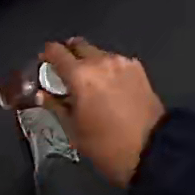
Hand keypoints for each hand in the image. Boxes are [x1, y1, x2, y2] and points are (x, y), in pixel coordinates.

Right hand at [39, 38, 166, 186]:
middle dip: (69, 54)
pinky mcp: (137, 67)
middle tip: (66, 72)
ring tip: (90, 82)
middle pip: (78, 45)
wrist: (152, 149)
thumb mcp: (74, 130)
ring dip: (90, 61)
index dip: (48, 54)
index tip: (44, 62)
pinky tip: (110, 86)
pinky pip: (115, 61)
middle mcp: (100, 60)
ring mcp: (121, 61)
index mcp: (80, 75)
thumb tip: (42, 93)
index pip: (56, 51)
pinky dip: (107, 68)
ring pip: (98, 52)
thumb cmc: (106, 145)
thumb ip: (56, 105)